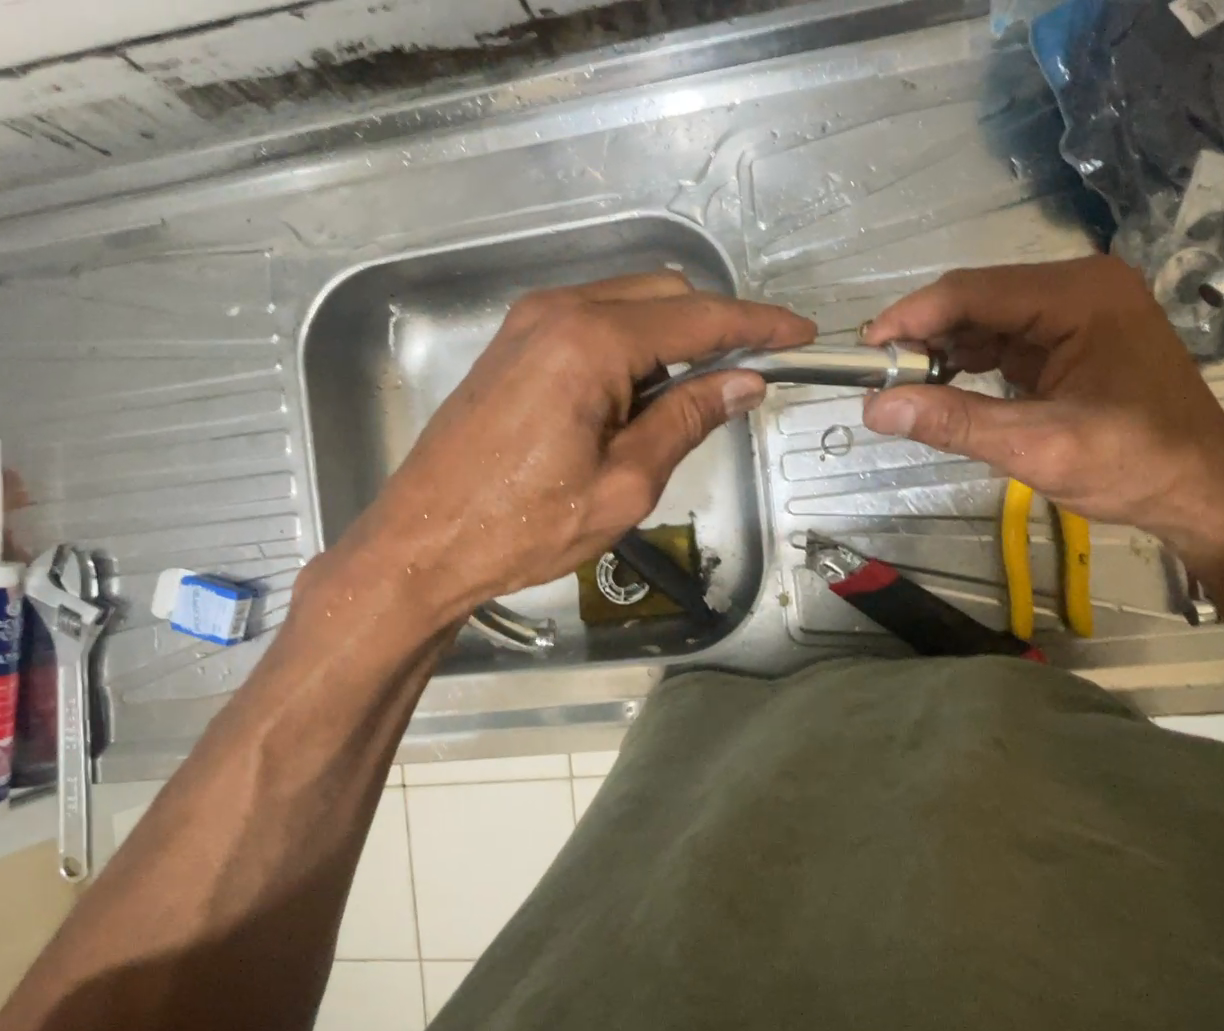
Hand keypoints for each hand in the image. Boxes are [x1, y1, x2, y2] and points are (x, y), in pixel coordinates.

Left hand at [311, 272, 814, 622]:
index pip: (698, 317)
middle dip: (716, 326)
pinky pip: (593, 322)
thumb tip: (744, 381)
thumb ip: (687, 420)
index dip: (757, 324)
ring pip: (628, 304)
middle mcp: (558, 311)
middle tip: (752, 374)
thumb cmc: (524, 527)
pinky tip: (644, 393)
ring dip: (673, 337)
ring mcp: (529, 323)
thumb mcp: (624, 484)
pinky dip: (633, 345)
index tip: (801, 334)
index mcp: (589, 341)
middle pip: (664, 294)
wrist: (422, 543)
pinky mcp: (514, 344)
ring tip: (696, 397)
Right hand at [860, 256, 1223, 557]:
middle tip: (880, 379)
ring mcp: (1080, 313)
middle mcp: (1080, 288)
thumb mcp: (1038, 447)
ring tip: (906, 390)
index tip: (864, 352)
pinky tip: (946, 390)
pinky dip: (973, 365)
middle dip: (926, 337)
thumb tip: (875, 408)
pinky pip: (1008, 342)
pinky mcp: (1076, 340)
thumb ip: (954, 422)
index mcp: (1080, 295)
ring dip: (945, 353)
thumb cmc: (1134, 466)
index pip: (972, 291)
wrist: (1203, 493)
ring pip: (988, 321)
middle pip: (978, 300)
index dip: (911, 318)